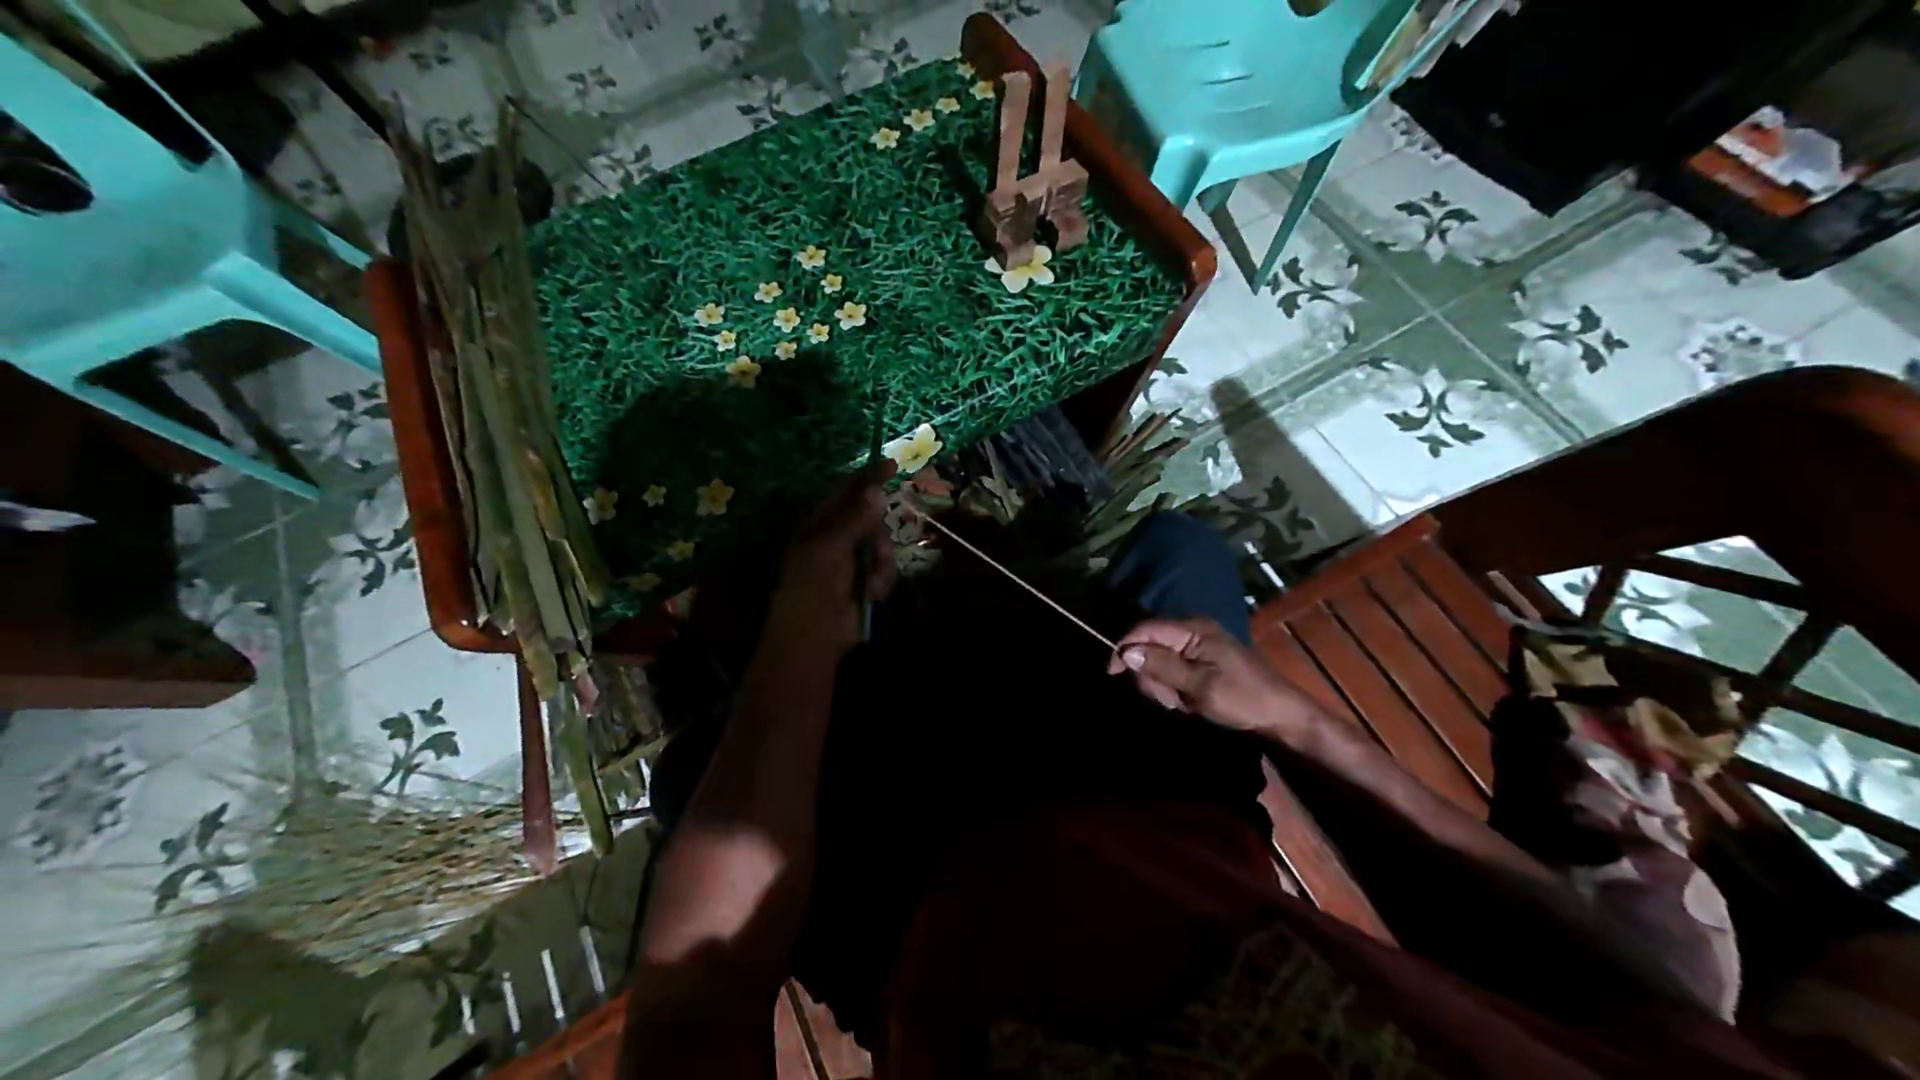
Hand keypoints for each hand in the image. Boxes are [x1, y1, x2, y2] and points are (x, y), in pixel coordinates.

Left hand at [765, 462, 897, 652]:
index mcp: (820, 524)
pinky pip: (886, 570)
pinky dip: (880, 582)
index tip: (891, 465)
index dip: (868, 479)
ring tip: (868, 581)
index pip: (847, 493)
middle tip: (875, 548)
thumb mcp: (831, 546)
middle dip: (878, 533)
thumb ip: (856, 518)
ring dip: (880, 562)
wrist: (814, 633)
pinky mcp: (868, 583)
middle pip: (872, 518)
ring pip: (884, 545)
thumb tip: (875, 490)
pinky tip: (869, 593)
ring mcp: (854, 561)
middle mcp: (838, 538)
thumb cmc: (813, 584)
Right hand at [1106, 617, 1318, 739]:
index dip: (1125, 647)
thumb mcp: (1200, 686)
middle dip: (1150, 674)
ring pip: (1159, 660)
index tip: (1112, 672)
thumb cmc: (1243, 699)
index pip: (1146, 629)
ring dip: (1163, 685)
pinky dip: (1173, 686)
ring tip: (1182, 704)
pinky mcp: (1203, 659)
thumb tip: (1129, 651)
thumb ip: (1163, 666)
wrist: (1282, 715)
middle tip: (1168, 701)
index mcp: (1194, 630)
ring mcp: (1199, 645)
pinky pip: (1173, 667)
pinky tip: (1187, 702)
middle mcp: (1194, 630)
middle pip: (1150, 644)